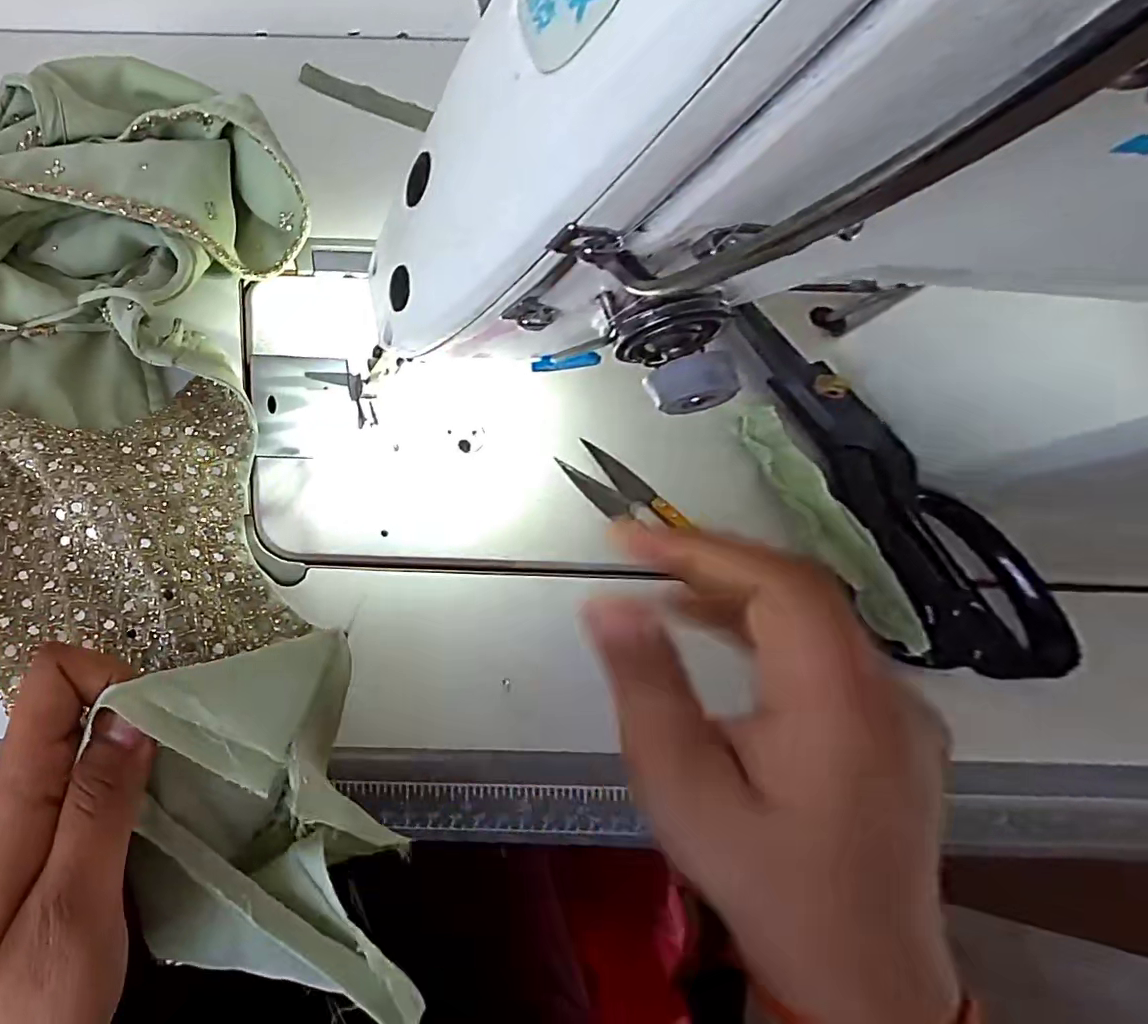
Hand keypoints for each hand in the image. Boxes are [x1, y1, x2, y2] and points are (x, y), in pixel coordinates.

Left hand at [0, 645, 156, 1023]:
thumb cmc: (25, 1004)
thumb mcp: (73, 905)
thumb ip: (100, 804)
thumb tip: (130, 716)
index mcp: (15, 786)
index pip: (50, 674)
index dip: (106, 676)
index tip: (155, 722)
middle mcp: (17, 785)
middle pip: (69, 698)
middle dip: (128, 709)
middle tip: (177, 756)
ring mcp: (29, 811)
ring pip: (82, 737)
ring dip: (132, 745)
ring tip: (175, 784)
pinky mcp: (46, 838)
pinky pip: (87, 778)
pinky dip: (125, 778)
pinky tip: (153, 813)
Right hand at [583, 525, 961, 1023]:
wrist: (847, 961)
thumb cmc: (753, 866)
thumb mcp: (677, 774)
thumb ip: (644, 681)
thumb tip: (605, 602)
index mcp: (838, 701)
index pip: (781, 587)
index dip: (700, 548)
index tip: (624, 538)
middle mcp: (885, 694)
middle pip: (800, 591)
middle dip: (708, 557)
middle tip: (630, 549)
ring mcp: (893, 711)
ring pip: (811, 615)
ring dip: (727, 586)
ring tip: (653, 580)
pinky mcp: (883, 727)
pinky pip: (816, 646)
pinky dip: (752, 620)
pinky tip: (703, 626)